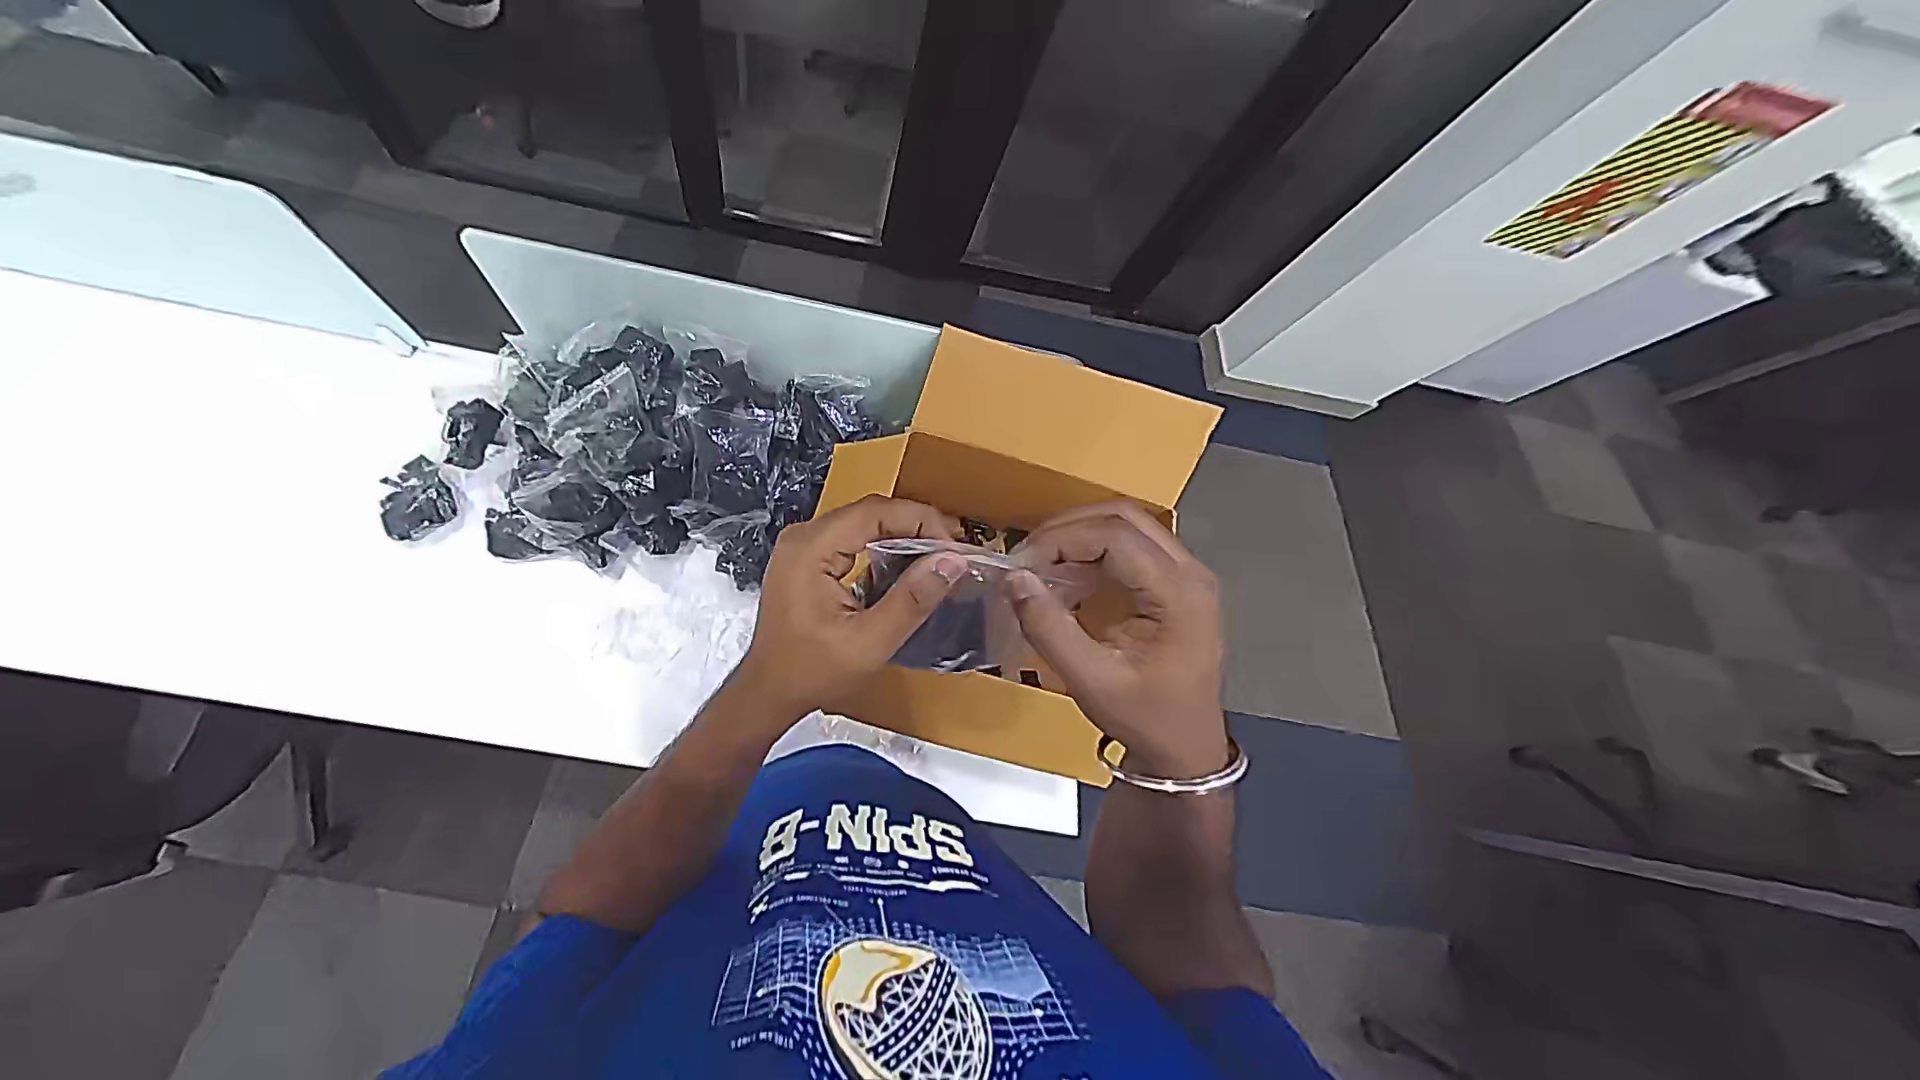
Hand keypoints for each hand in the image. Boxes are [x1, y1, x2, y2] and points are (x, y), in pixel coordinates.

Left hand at [733, 495, 966, 719]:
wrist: (770, 691)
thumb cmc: (813, 672)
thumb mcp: (870, 642)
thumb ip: (912, 600)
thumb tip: (952, 562)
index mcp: (810, 548)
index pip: (875, 512)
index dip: (921, 520)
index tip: (954, 545)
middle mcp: (803, 537)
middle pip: (869, 512)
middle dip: (916, 524)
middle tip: (952, 549)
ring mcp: (802, 546)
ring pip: (863, 522)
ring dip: (902, 534)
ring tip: (938, 555)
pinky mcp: (807, 559)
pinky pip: (852, 538)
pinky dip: (883, 546)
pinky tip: (907, 565)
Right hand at [1007, 501, 1228, 778]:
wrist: (1184, 749)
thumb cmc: (1146, 719)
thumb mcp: (1091, 681)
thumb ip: (1050, 629)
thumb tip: (1016, 580)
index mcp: (1180, 594)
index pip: (1116, 537)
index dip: (1063, 539)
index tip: (1023, 562)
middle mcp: (1191, 573)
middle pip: (1124, 517)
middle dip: (1068, 528)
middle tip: (1028, 555)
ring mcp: (1187, 575)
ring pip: (1128, 525)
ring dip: (1080, 535)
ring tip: (1041, 562)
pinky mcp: (1174, 583)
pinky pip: (1131, 546)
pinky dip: (1092, 551)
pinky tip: (1066, 575)